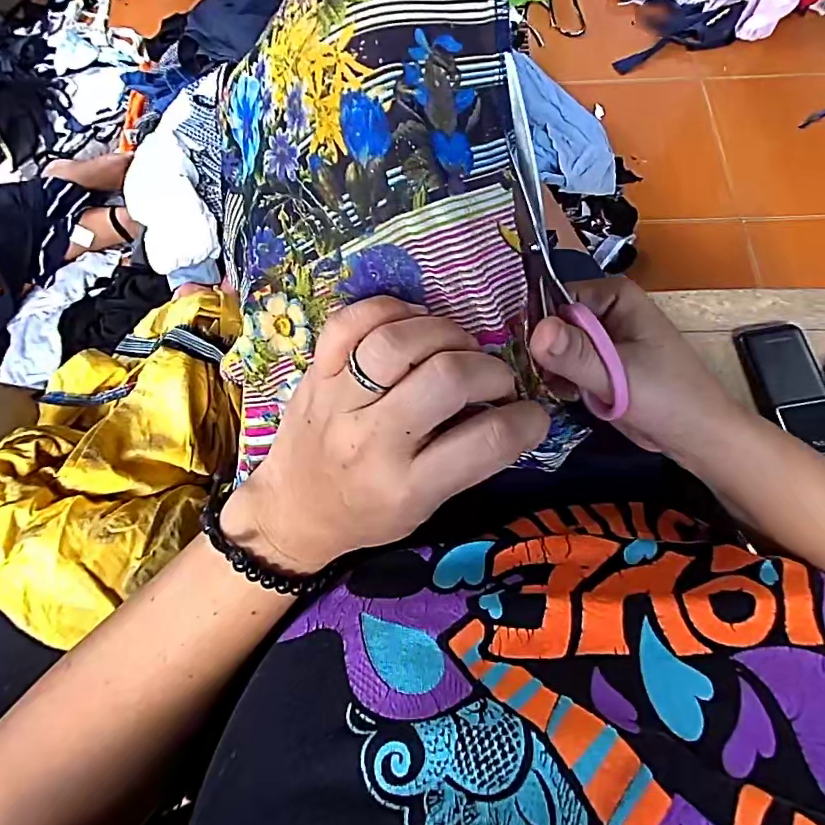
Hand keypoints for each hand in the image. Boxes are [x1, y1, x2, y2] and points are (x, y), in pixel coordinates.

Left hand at [219, 296, 549, 575]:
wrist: (292, 513)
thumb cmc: (370, 514)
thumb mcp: (427, 505)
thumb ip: (469, 458)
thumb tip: (511, 405)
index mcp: (407, 486)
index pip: (486, 442)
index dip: (526, 420)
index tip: (531, 414)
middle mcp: (371, 441)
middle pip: (445, 378)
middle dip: (489, 370)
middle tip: (494, 379)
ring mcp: (337, 402)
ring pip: (397, 341)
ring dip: (445, 333)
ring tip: (457, 347)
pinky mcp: (315, 372)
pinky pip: (350, 322)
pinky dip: (390, 310)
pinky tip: (412, 322)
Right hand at [531, 276, 751, 457]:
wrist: (698, 436)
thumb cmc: (669, 399)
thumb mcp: (618, 376)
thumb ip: (576, 354)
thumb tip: (536, 330)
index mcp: (615, 296)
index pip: (555, 298)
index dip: (539, 326)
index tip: (529, 357)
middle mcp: (607, 310)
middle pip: (553, 322)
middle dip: (546, 352)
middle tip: (546, 380)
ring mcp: (604, 338)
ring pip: (557, 346)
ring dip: (552, 370)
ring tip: (561, 390)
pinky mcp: (601, 363)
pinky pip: (568, 365)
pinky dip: (562, 381)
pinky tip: (569, 396)